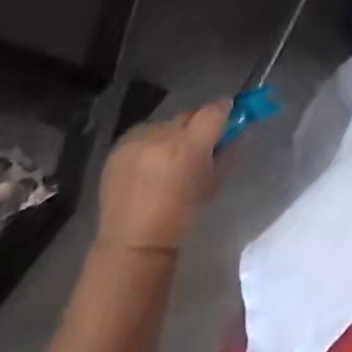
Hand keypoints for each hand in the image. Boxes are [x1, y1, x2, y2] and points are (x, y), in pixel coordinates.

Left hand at [95, 99, 231, 252]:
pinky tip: (146, 168)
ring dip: (170, 137)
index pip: (213, 111)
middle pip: (188, 115)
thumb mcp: (212, 186)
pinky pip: (142, 134)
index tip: (227, 113)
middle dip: (195, 126)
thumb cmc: (180, 219)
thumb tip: (233, 133)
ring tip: (166, 162)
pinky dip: (149, 145)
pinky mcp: (118, 145)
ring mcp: (137, 139)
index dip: (223, 110)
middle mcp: (162, 136)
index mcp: (189, 147)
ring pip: (164, 125)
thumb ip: (225, 154)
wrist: (133, 241)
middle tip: (196, 146)